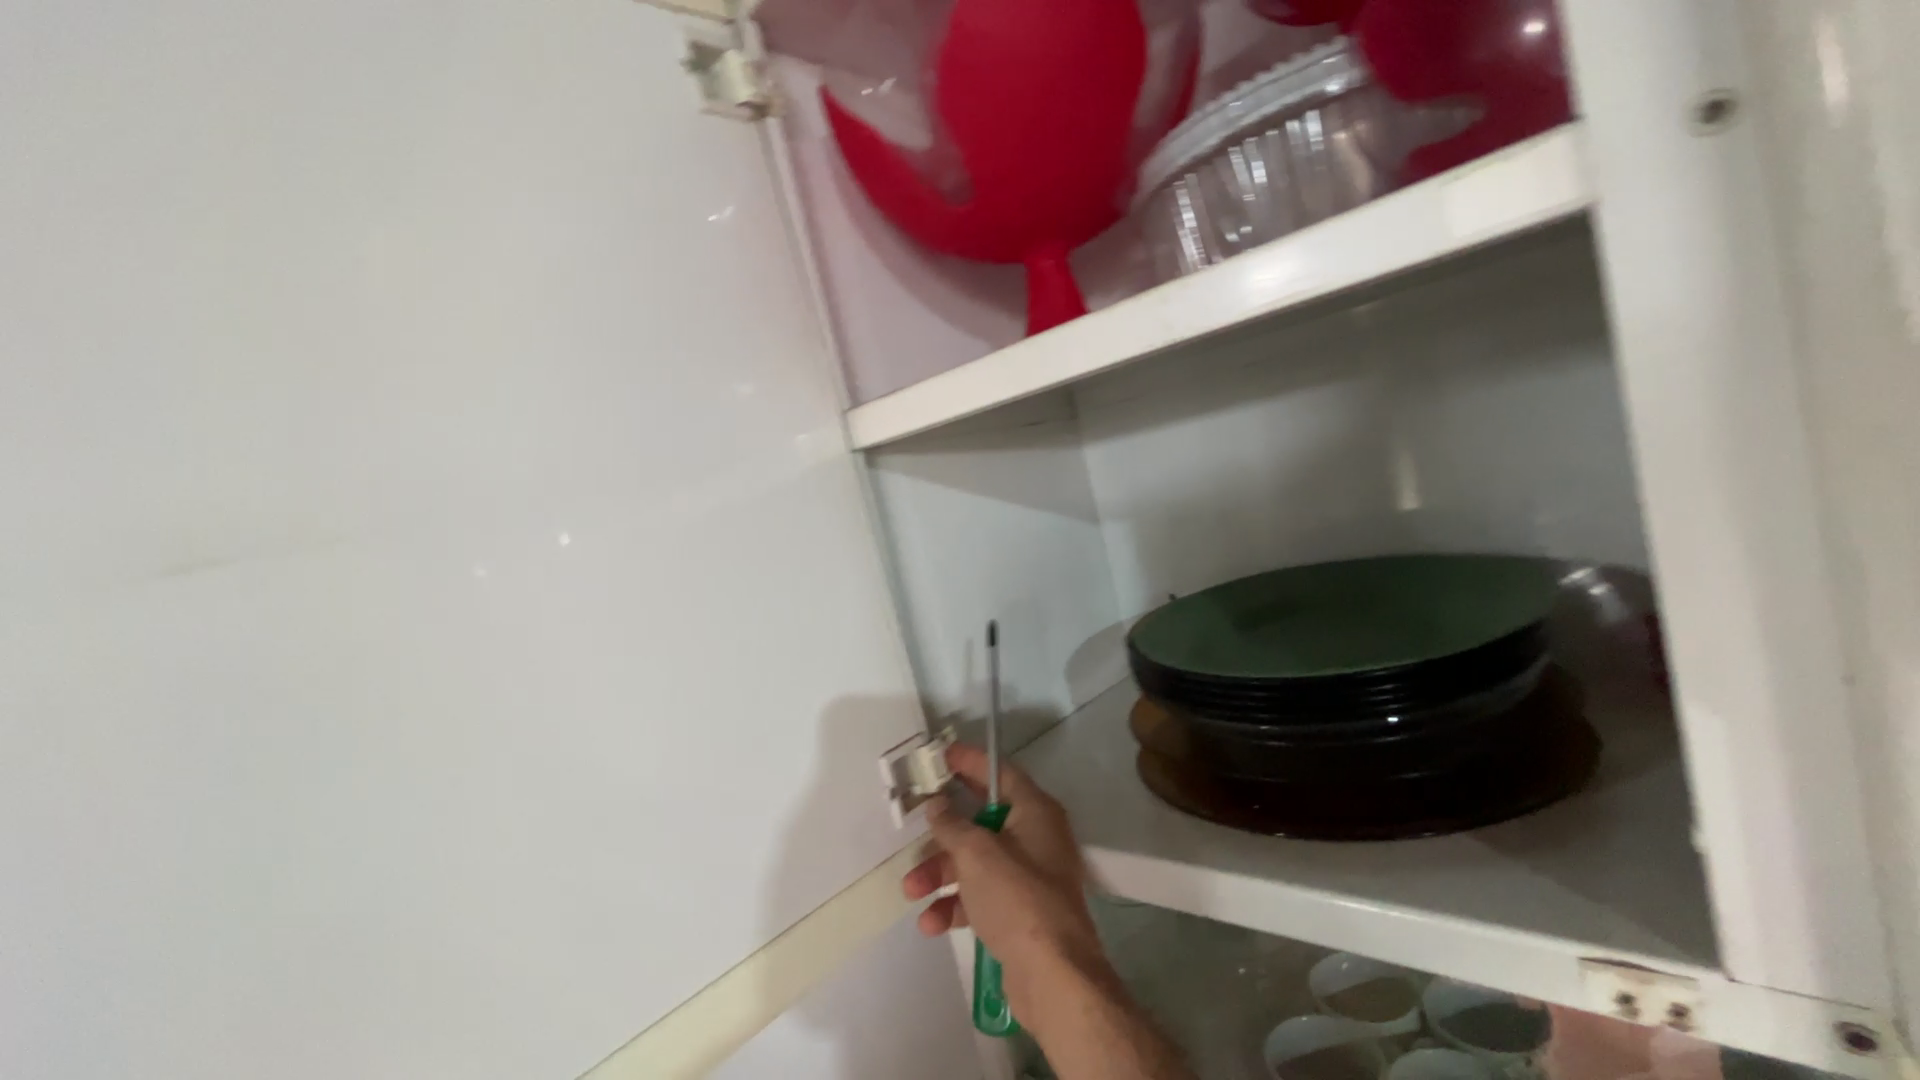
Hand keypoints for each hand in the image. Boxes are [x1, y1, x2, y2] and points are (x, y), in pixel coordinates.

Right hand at [901, 744, 1110, 1027]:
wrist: (1053, 976)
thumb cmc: (1018, 900)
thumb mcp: (977, 854)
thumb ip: (952, 825)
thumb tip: (937, 805)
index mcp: (1035, 813)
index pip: (1000, 773)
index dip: (970, 762)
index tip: (938, 757)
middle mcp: (1036, 838)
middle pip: (982, 821)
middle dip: (944, 832)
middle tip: (912, 829)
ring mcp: (1029, 877)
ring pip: (976, 862)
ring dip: (941, 873)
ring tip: (910, 889)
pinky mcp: (1020, 912)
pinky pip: (981, 896)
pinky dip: (956, 904)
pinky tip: (931, 922)